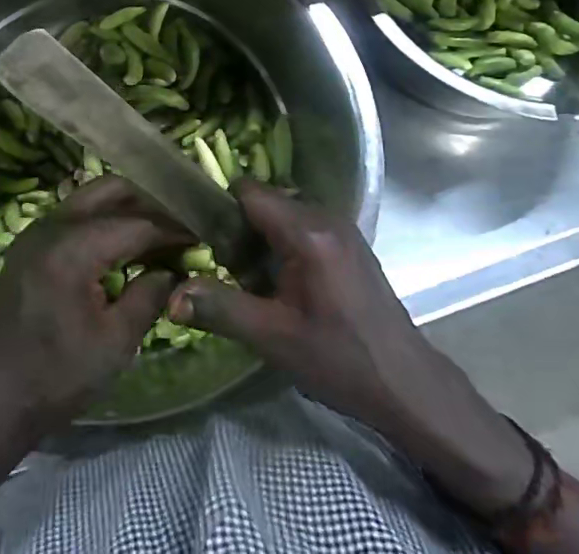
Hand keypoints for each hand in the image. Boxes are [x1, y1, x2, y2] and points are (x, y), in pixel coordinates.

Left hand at [0, 176, 188, 435]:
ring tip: (157, 233)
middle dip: (149, 203)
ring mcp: (36, 231)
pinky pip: (74, 215)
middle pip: (110, 191)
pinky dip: (102, 220)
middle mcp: (52, 226)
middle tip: (180, 225)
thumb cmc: (57, 376)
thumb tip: (172, 271)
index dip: (172, 229)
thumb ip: (149, 296)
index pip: (135, 223)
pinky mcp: (29, 244)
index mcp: (72, 248)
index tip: (202, 234)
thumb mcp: (116, 342)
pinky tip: (123, 244)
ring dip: (125, 209)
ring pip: (90, 198)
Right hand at [167, 180, 532, 511]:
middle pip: (266, 199)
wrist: (408, 386)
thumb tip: (170, 296)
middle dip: (237, 222)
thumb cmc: (340, 360)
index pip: (250, 191)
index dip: (220, 205)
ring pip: (284, 211)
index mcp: (308, 232)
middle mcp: (327, 217)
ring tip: (241, 269)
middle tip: (216, 258)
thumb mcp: (273, 337)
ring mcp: (343, 228)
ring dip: (259, 233)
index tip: (197, 230)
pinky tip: (275, 277)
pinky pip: (302, 224)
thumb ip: (219, 308)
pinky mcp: (349, 243)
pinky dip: (281, 240)